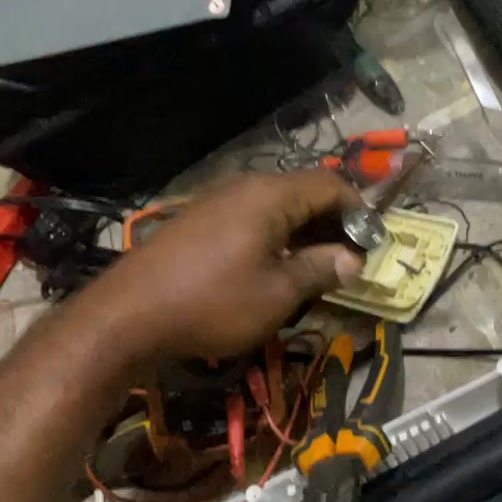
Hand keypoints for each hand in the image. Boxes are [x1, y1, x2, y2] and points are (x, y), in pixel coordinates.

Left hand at [99, 171, 365, 360]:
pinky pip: (254, 217)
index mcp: (272, 195)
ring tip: (318, 269)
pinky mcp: (201, 219)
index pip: (333, 186)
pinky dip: (277, 236)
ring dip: (306, 233)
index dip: (360, 213)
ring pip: (279, 207)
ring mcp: (219, 200)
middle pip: (306, 193)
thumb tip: (355, 260)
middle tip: (349, 262)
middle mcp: (247, 186)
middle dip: (334, 224)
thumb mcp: (278, 293)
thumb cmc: (213, 303)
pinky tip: (277, 268)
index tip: (373, 246)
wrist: (128, 315)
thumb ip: (321, 270)